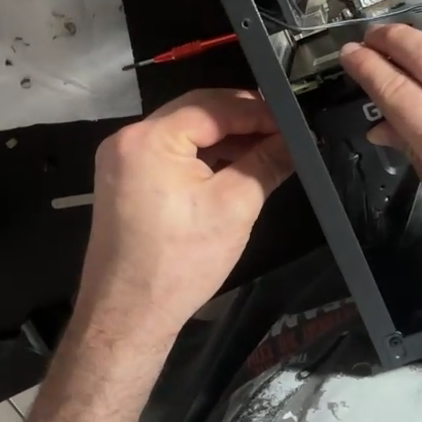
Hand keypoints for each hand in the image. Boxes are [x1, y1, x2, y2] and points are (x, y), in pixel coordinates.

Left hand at [80, 89, 294, 337]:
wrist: (129, 315)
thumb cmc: (180, 262)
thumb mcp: (235, 206)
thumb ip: (267, 162)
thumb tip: (299, 140)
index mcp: (150, 139)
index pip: (214, 106)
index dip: (259, 111)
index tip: (294, 120)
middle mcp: (128, 139)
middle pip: (197, 112)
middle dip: (243, 119)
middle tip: (285, 129)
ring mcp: (123, 160)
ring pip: (186, 132)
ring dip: (226, 137)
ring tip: (268, 148)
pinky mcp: (126, 181)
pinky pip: (173, 153)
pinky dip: (205, 155)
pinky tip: (236, 165)